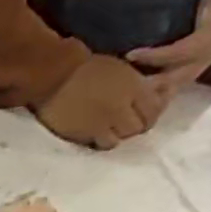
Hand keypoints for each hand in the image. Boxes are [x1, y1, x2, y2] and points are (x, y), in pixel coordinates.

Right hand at [31, 54, 164, 149]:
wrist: (55, 76)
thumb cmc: (88, 68)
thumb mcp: (122, 70)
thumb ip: (138, 86)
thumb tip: (155, 95)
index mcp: (134, 88)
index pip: (154, 110)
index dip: (151, 114)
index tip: (142, 113)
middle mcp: (121, 108)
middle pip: (137, 129)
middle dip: (133, 126)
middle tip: (124, 123)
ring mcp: (101, 125)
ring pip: (117, 141)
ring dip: (114, 136)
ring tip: (106, 130)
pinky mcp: (83, 135)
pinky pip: (96, 143)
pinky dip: (97, 140)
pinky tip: (92, 133)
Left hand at [126, 0, 210, 100]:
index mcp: (203, 43)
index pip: (172, 54)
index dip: (150, 56)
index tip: (129, 54)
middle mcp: (197, 63)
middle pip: (166, 82)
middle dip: (144, 87)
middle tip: (118, 88)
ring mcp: (193, 72)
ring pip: (166, 91)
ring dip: (146, 95)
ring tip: (119, 97)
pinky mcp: (188, 75)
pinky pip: (167, 90)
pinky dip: (151, 96)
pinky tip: (130, 98)